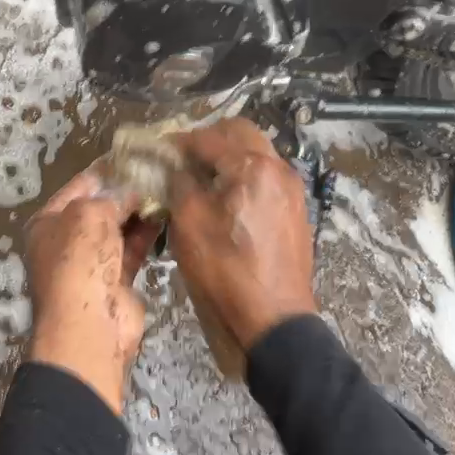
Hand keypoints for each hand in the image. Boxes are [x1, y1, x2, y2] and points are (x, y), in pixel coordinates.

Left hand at [24, 164, 162, 412]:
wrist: (90, 326)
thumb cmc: (79, 260)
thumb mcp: (90, 214)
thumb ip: (112, 196)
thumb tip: (132, 190)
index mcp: (49, 221)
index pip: (80, 185)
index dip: (107, 170)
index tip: (135, 156)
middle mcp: (67, 240)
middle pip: (100, 207)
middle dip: (125, 192)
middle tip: (157, 171)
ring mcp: (92, 262)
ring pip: (118, 229)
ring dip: (139, 211)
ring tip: (166, 188)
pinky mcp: (116, 281)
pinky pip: (132, 250)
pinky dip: (146, 234)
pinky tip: (166, 215)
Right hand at [167, 119, 318, 351]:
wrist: (274, 322)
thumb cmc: (226, 271)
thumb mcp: (189, 224)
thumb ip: (179, 183)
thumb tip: (175, 166)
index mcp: (252, 167)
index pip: (207, 138)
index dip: (178, 142)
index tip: (158, 150)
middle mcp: (278, 167)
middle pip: (239, 133)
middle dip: (208, 140)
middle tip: (182, 158)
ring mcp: (292, 188)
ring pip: (256, 151)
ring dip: (228, 156)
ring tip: (202, 179)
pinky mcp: (296, 208)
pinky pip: (267, 175)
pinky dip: (245, 174)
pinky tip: (226, 198)